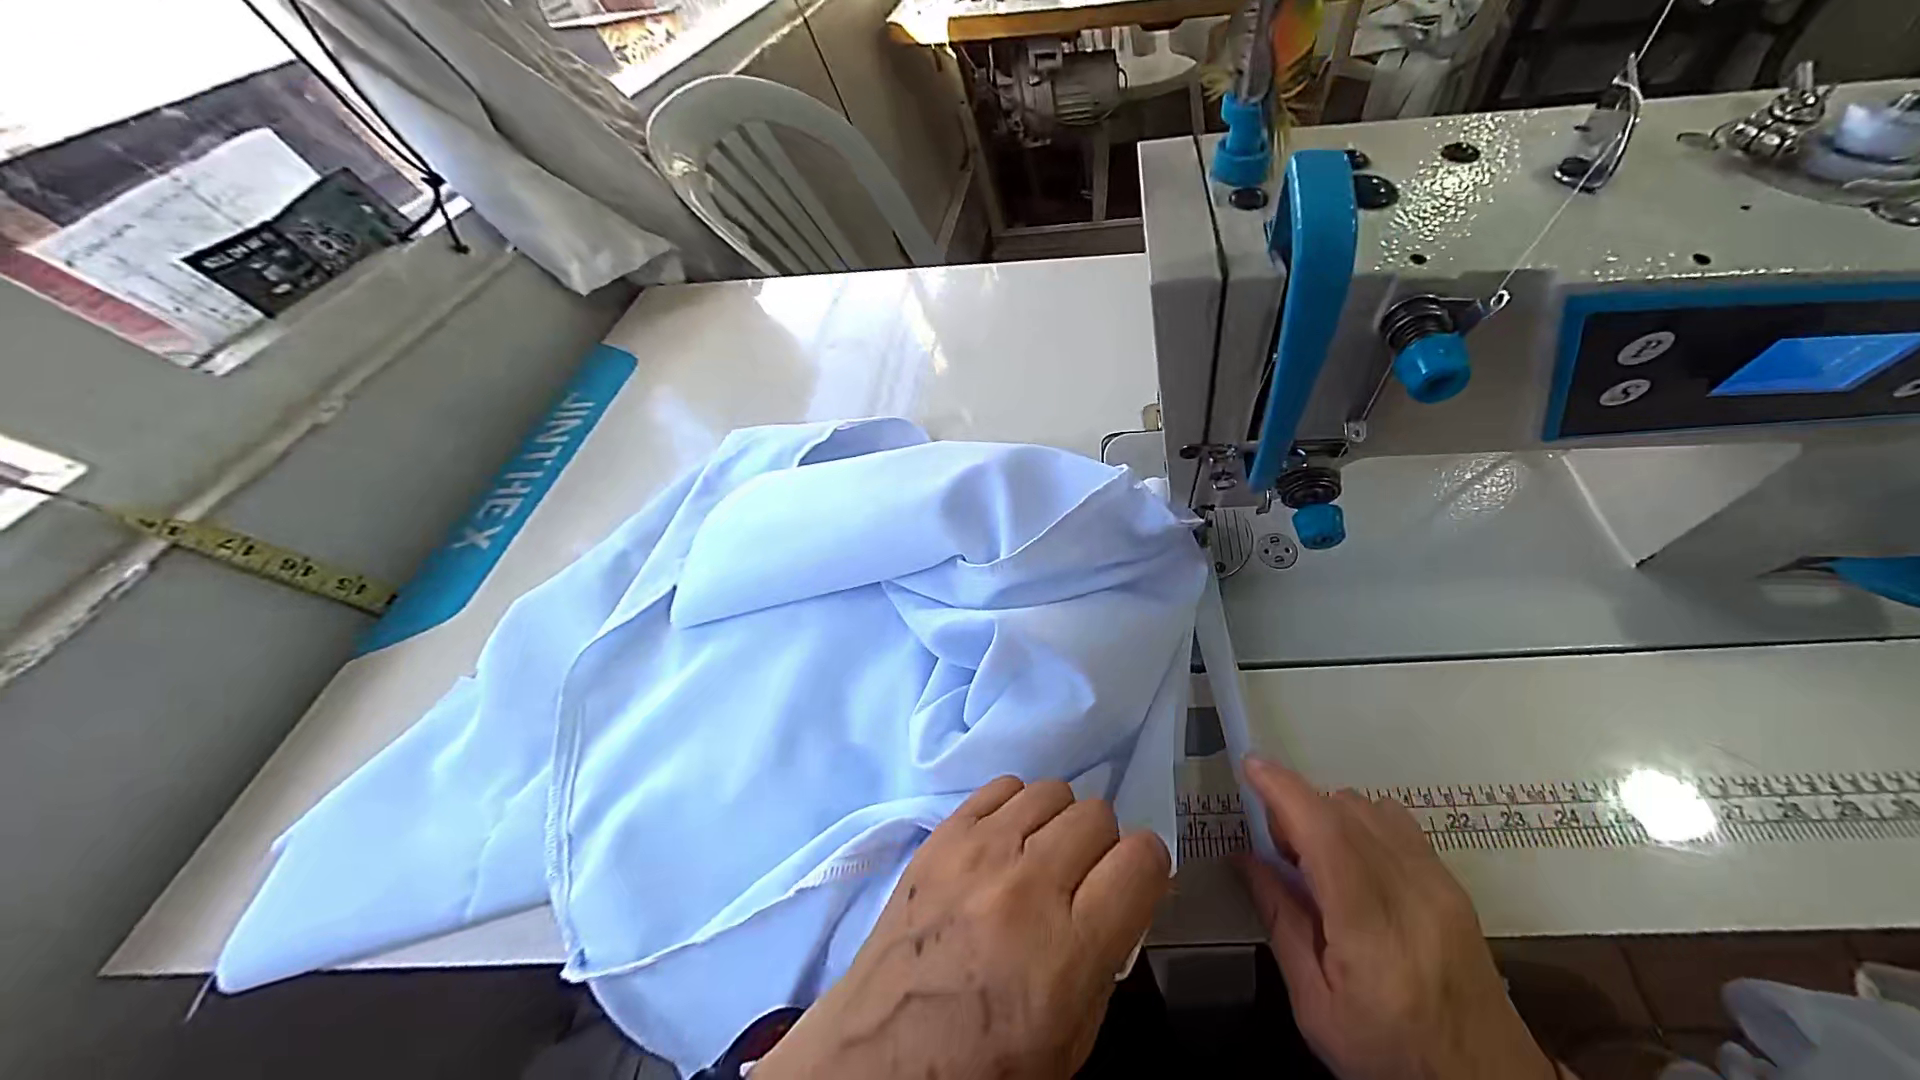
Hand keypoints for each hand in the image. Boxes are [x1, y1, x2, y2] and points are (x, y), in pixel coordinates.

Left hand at [755, 777, 1171, 1079]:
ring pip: (1051, 791)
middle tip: (1082, 875)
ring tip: (1041, 854)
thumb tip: (1128, 887)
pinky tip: (1004, 840)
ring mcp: (979, 851)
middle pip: (1096, 815)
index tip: (1134, 881)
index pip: (1140, 859)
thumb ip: (1109, 950)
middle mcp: (1026, 884)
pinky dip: (1015, 807)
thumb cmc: (988, 1059)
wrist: (885, 1051)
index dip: (1146, 868)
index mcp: (1068, 945)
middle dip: (1102, 845)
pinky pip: (1001, 787)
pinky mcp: (942, 835)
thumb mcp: (1075, 1033)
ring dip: (1058, 821)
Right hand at [1238, 759, 1556, 1079]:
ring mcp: (1441, 886)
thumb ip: (1280, 922)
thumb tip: (1245, 858)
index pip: (1327, 836)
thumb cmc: (1389, 1054)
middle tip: (1272, 843)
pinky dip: (1358, 820)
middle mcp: (1414, 896)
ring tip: (1312, 856)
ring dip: (1327, 812)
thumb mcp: (1316, 1004)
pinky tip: (1348, 857)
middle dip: (1296, 805)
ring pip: (1369, 809)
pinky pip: (1396, 822)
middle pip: (1345, 811)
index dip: (1285, 791)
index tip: (1250, 765)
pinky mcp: (1455, 885)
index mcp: (1373, 933)